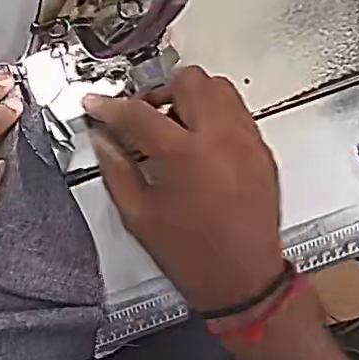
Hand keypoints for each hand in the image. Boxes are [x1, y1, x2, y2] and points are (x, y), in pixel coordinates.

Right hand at [82, 66, 284, 313]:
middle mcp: (222, 140)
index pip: (138, 112)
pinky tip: (196, 140)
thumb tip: (103, 140)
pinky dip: (213, 114)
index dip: (109, 105)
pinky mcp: (262, 150)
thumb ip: (116, 168)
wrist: (242, 279)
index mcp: (185, 156)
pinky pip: (237, 111)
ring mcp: (247, 142)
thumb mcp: (138, 214)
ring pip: (220, 87)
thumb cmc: (195, 256)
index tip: (97, 105)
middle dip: (157, 91)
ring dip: (189, 97)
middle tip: (141, 112)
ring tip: (171, 123)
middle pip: (188, 80)